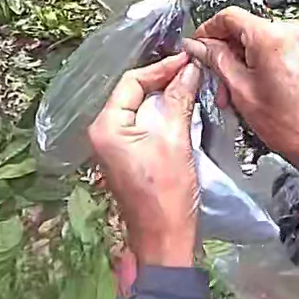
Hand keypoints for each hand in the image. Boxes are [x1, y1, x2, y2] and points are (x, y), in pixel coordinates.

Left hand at [87, 52, 201, 266]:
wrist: (165, 239)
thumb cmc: (166, 193)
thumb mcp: (175, 140)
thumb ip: (180, 100)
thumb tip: (190, 68)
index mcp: (107, 126)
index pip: (131, 81)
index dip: (161, 68)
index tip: (188, 59)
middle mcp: (105, 133)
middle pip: (135, 92)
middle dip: (164, 79)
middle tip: (193, 69)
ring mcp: (116, 146)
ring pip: (142, 108)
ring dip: (167, 95)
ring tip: (192, 83)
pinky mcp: (131, 155)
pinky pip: (146, 124)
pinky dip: (165, 113)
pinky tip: (184, 106)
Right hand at [186, 8, 298, 177]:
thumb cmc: (290, 123)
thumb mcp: (240, 90)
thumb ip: (216, 60)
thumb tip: (200, 46)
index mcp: (271, 37)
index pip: (229, 16)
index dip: (207, 30)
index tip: (198, 44)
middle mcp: (290, 31)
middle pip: (244, 28)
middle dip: (224, 52)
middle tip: (214, 75)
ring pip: (257, 39)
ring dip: (240, 60)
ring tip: (233, 88)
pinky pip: (274, 46)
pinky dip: (258, 61)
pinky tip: (251, 84)